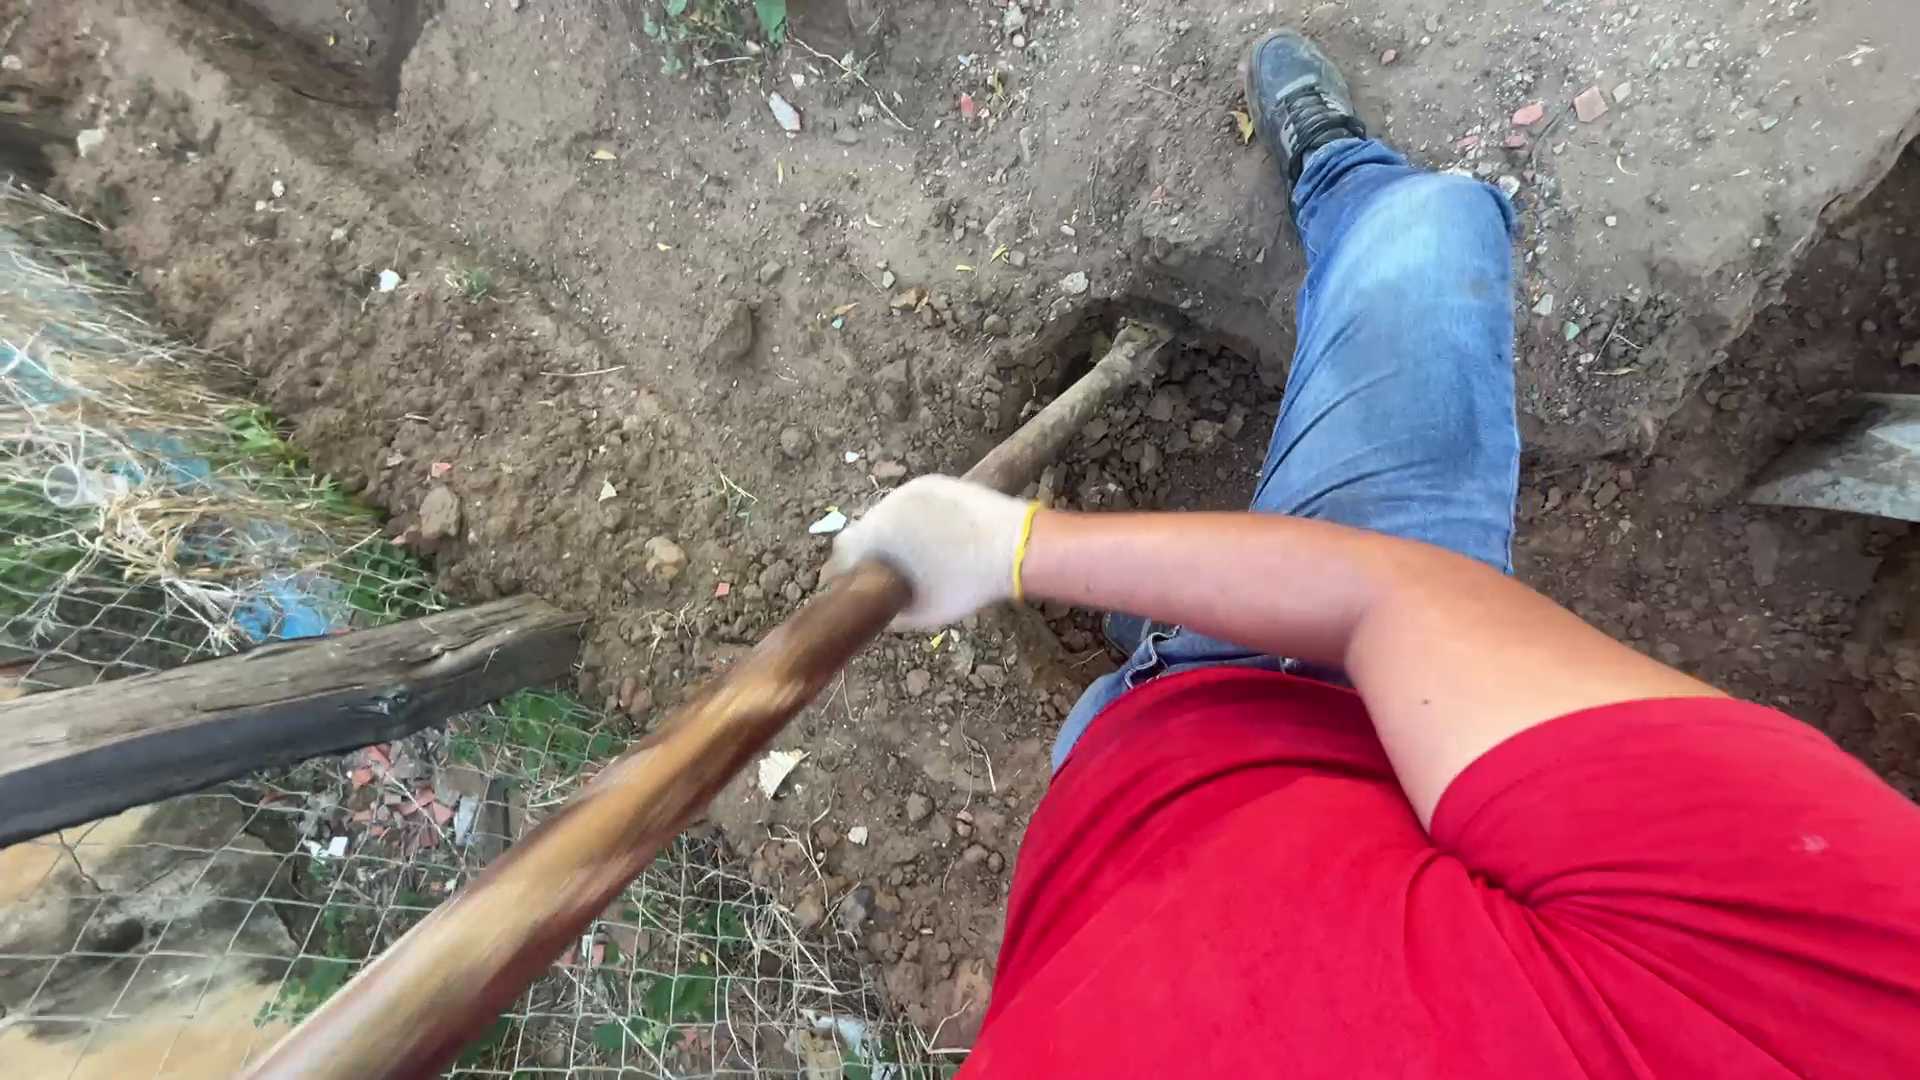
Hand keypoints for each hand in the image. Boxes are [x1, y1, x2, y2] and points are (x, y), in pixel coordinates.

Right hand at [823, 475, 1033, 629]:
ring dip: (896, 530)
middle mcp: (889, 503)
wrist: (1014, 547)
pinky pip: (913, 501)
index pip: (844, 547)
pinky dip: (917, 516)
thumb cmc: (965, 584)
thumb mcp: (924, 614)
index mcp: (878, 533)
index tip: (865, 580)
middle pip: (867, 526)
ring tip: (921, 550)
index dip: (850, 567)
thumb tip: (876, 607)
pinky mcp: (937, 481)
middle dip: (875, 547)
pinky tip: (938, 533)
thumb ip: (890, 613)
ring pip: (890, 511)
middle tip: (896, 568)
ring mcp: (914, 488)